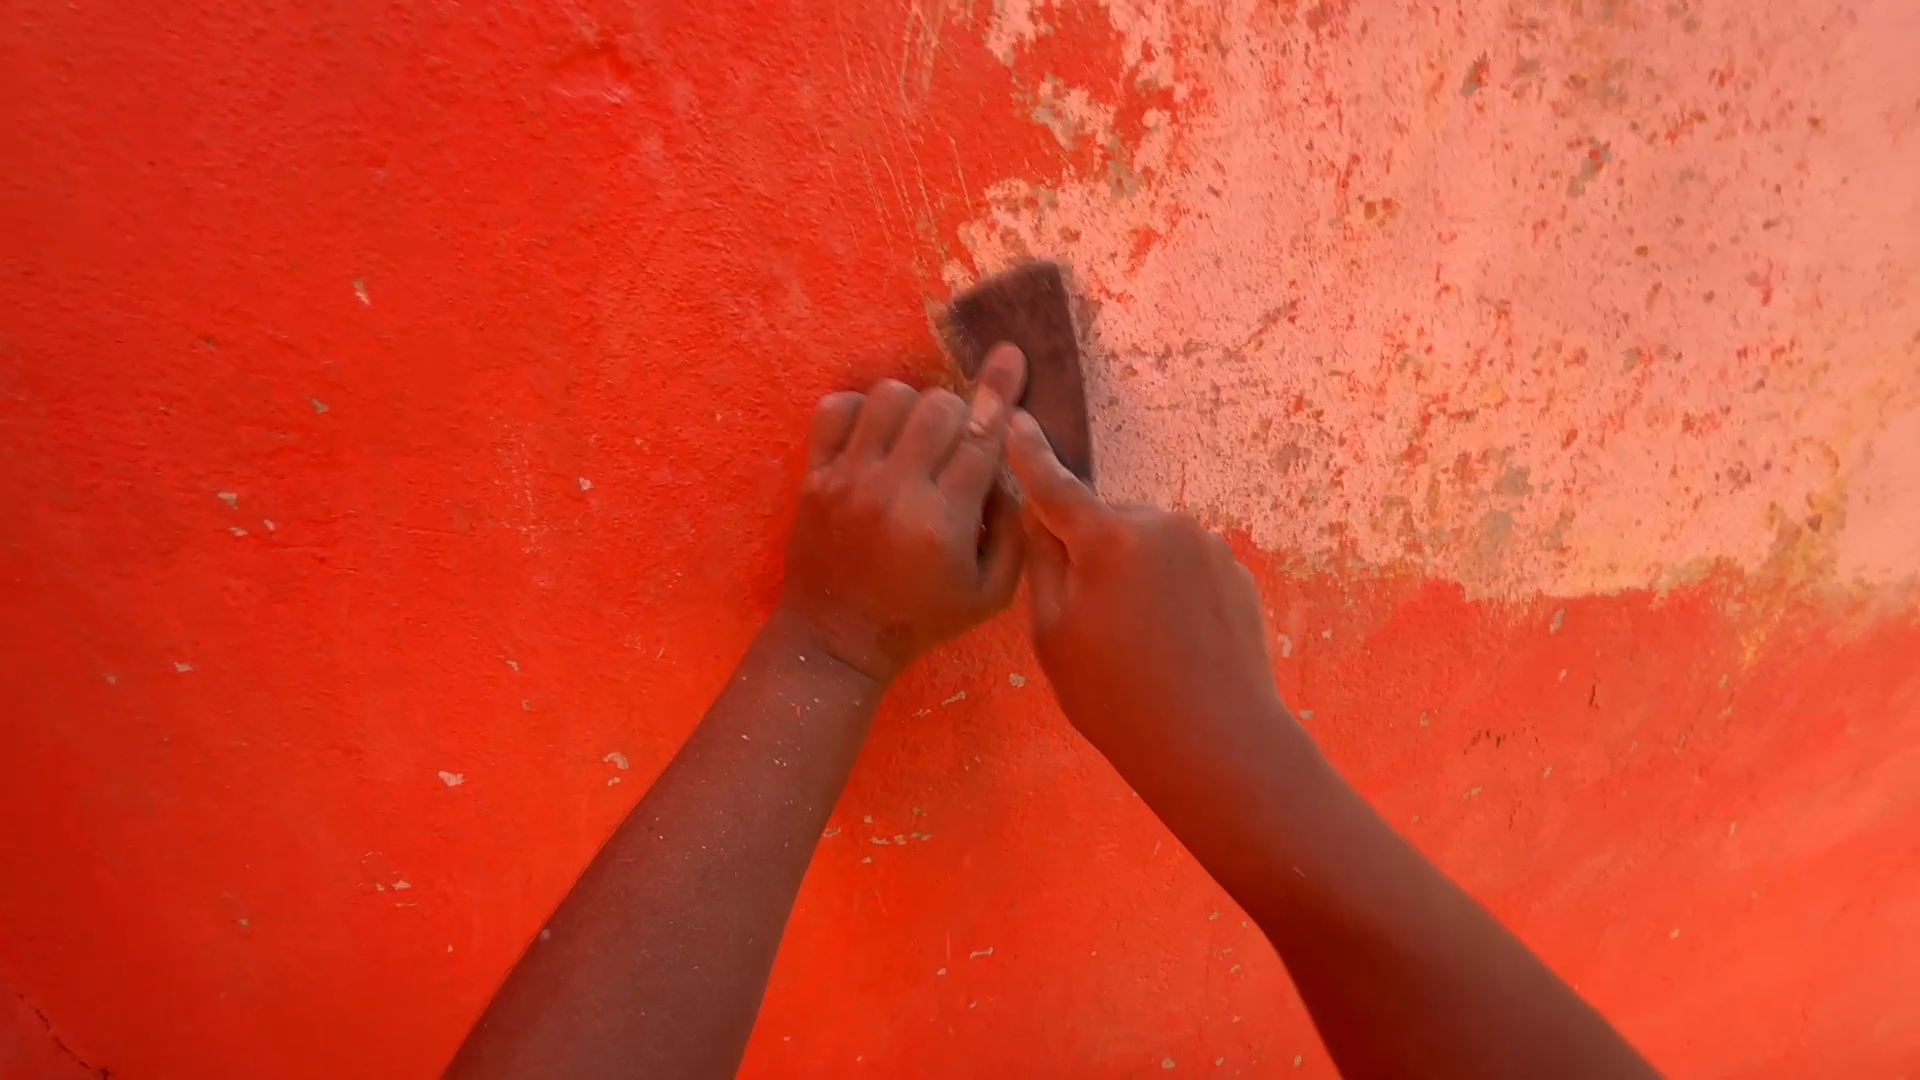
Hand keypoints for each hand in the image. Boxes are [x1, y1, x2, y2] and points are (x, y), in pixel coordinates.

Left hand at [778, 346, 1028, 682]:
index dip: (1000, 391)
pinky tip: (871, 436)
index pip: (981, 436)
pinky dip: (858, 409)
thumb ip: (1013, 534)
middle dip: (957, 412)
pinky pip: (834, 409)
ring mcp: (848, 479)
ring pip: (888, 396)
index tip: (1010, 355)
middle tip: (953, 441)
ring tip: (911, 438)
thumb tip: (1008, 475)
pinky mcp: (814, 477)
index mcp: (943, 519)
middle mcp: (895, 489)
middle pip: (937, 406)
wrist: (837, 639)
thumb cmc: (920, 618)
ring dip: (911, 407)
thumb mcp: (989, 596)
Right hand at [1005, 411, 1285, 756]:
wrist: (1218, 744)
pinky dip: (1167, 584)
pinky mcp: (1234, 569)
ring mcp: (1206, 545)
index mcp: (1110, 538)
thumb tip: (1044, 520)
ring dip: (1130, 568)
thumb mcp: (1052, 635)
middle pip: (1104, 522)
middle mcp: (1162, 523)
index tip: (1017, 419)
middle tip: (1091, 617)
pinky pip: (1181, 561)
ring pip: (1144, 541)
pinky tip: (1175, 637)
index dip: (1030, 453)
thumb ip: (1043, 565)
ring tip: (1139, 636)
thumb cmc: (1116, 697)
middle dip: (1090, 550)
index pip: (1056, 485)